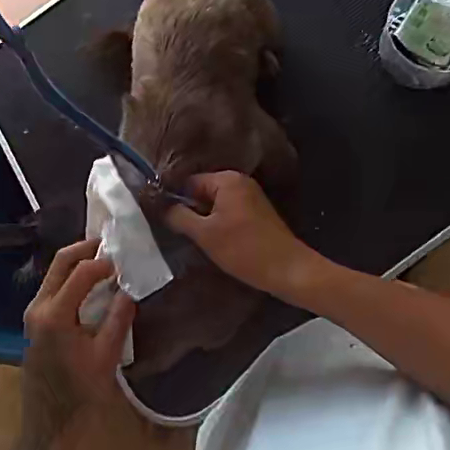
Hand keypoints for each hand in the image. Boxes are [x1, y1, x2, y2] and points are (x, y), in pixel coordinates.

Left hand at [3, 240, 134, 449]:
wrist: (48, 426)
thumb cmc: (79, 394)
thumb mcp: (107, 356)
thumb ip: (119, 317)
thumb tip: (131, 287)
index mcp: (55, 315)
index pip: (81, 272)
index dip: (104, 262)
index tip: (124, 261)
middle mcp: (38, 307)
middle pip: (61, 262)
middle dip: (86, 249)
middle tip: (111, 247)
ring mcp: (33, 314)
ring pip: (55, 272)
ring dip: (78, 262)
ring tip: (106, 263)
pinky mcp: (35, 321)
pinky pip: (53, 287)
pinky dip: (72, 278)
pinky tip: (92, 285)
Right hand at [164, 171, 329, 302]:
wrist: (288, 270)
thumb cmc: (244, 249)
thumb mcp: (205, 234)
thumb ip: (179, 216)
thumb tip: (160, 206)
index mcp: (227, 180)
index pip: (188, 182)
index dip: (173, 199)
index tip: (160, 217)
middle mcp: (240, 181)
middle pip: (202, 191)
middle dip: (189, 210)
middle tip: (175, 231)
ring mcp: (250, 197)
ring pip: (214, 204)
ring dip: (204, 219)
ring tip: (193, 238)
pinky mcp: (256, 213)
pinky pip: (228, 212)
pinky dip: (218, 224)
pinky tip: (213, 241)